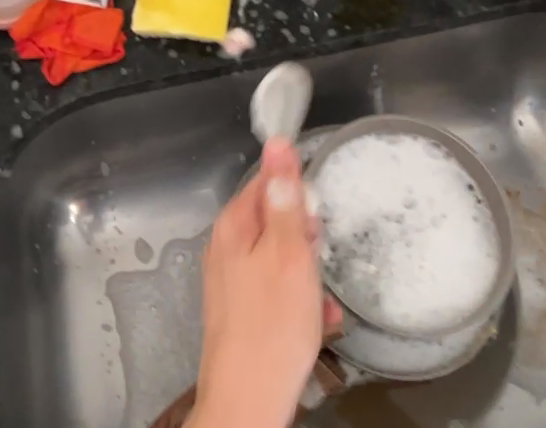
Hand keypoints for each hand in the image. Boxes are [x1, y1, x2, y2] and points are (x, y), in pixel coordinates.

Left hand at [188, 139, 340, 427]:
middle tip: (316, 262)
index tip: (314, 220)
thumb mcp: (289, 251)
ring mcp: (231, 280)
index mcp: (233, 226)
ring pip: (281, 257)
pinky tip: (314, 321)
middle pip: (276, 221)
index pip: (267, 182)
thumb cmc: (272, 327)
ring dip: (308, 273)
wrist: (249, 400)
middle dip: (305, 239)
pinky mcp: (241, 309)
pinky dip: (299, 300)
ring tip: (318, 298)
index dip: (297, 197)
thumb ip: (284, 197)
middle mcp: (226, 248)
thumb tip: (278, 145)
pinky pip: (277, 290)